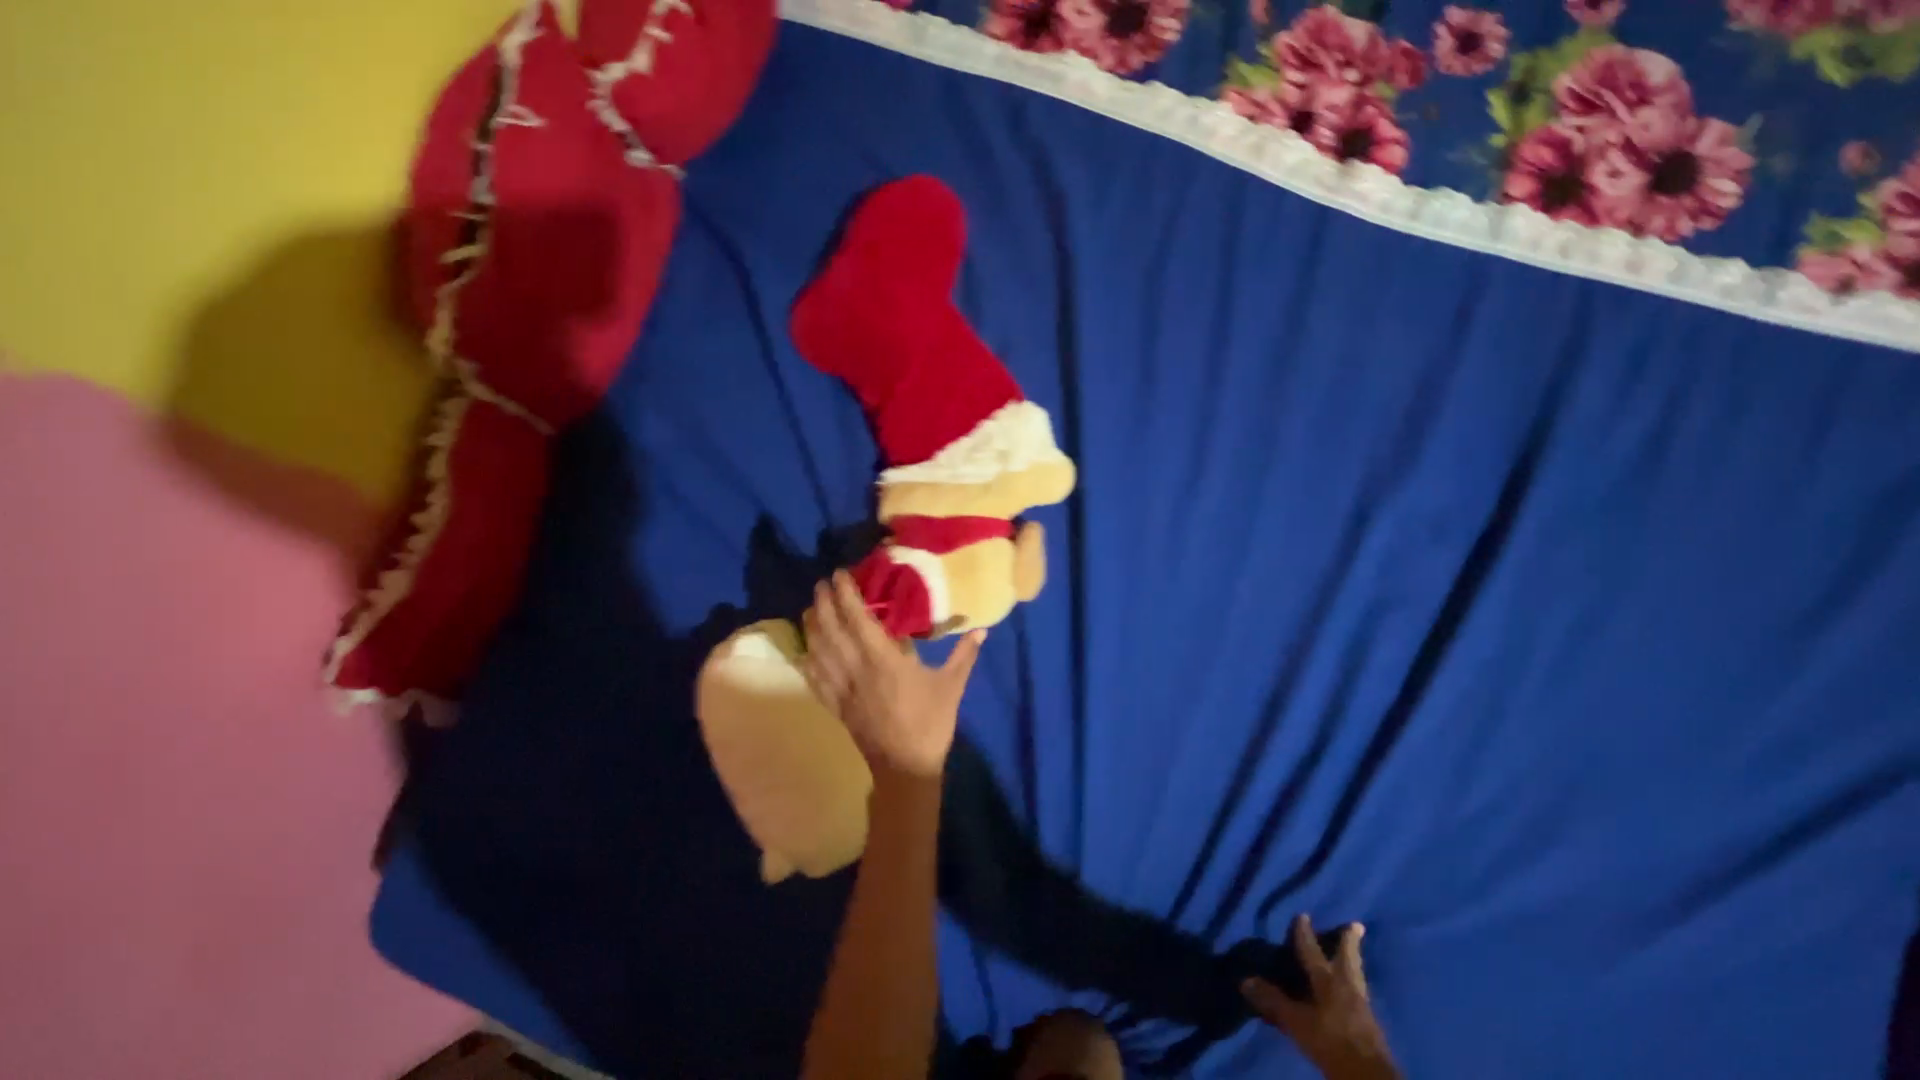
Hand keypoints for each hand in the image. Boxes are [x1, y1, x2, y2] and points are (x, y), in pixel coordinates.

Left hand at [800, 571, 984, 779]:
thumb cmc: (930, 724)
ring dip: (812, 627)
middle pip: (831, 630)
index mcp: (883, 660)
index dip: (846, 594)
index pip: (857, 618)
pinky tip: (806, 651)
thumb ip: (964, 654)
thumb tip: (982, 629)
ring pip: (818, 652)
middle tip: (821, 584)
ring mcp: (842, 690)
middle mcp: (856, 670)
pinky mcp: (836, 708)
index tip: (840, 574)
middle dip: (824, 604)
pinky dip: (809, 662)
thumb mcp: (951, 686)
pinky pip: (815, 680)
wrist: (906, 768)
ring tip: (811, 608)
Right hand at [1242, 916, 1398, 1079]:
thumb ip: (1273, 1001)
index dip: (1305, 934)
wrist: (1367, 1072)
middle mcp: (1348, 987)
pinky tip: (1354, 987)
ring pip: (1357, 974)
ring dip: (1355, 960)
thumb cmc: (1330, 1041)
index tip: (1303, 914)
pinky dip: (1356, 981)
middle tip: (1355, 925)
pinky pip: (1360, 991)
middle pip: (1348, 958)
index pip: (1312, 952)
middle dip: (1349, 941)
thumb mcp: (1296, 1021)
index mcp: (1328, 981)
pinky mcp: (1369, 1021)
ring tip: (1355, 952)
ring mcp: (1362, 1004)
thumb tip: (1245, 979)